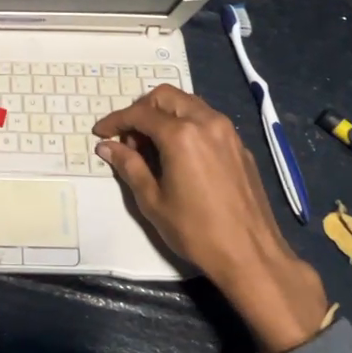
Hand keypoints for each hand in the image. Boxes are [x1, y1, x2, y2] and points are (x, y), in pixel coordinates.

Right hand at [95, 86, 327, 352]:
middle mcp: (207, 122)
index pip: (140, 114)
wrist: (251, 255)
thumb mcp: (153, 201)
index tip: (100, 133)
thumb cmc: (196, 230)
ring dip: (165, 115)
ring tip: (150, 146)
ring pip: (189, 104)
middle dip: (142, 109)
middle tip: (128, 136)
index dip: (116, 121)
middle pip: (166, 97)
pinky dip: (186, 125)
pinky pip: (207, 121)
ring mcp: (228, 133)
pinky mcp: (240, 147)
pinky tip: (178, 155)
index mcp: (182, 135)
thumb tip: (107, 146)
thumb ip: (129, 166)